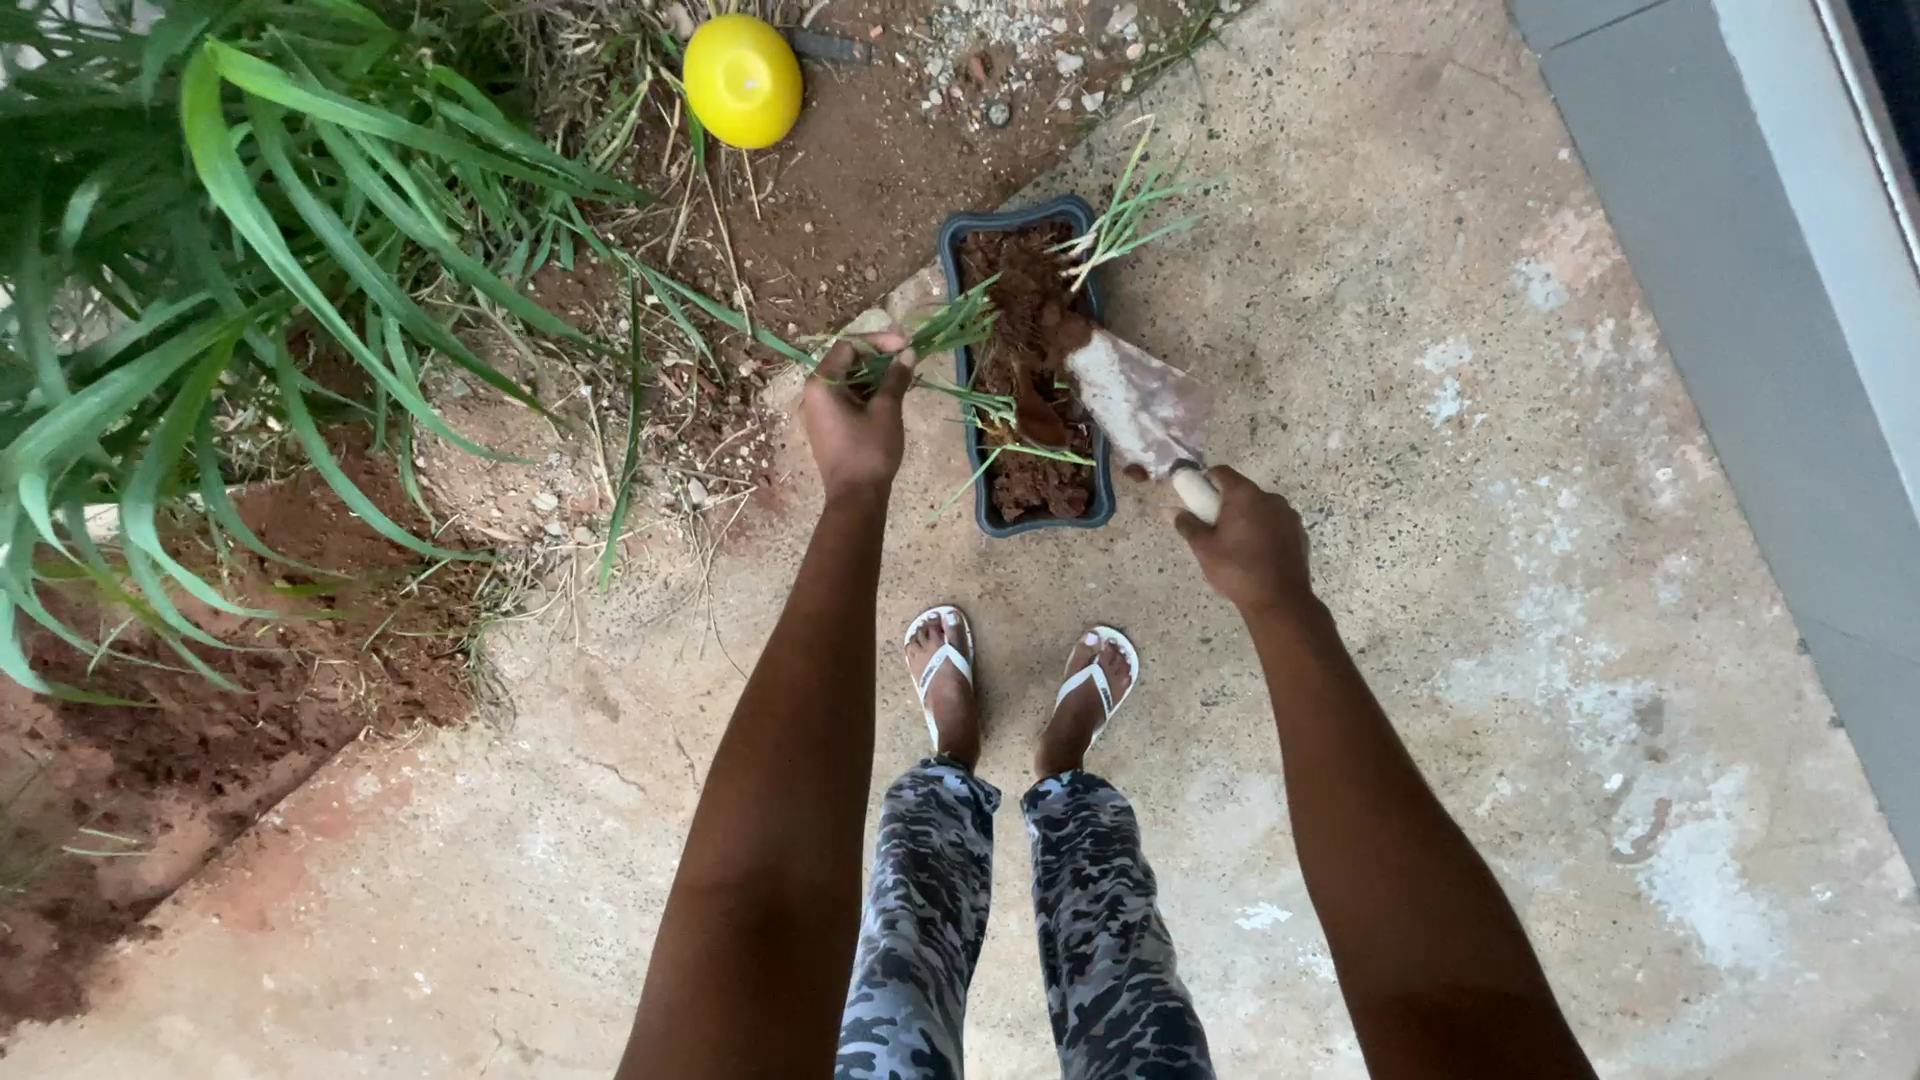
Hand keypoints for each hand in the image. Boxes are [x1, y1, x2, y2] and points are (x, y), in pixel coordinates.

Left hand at [802, 331, 915, 503]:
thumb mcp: (886, 410)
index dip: (878, 342)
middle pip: (846, 362)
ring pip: (847, 381)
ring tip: (902, 377)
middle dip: (877, 358)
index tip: (905, 345)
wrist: (855, 497)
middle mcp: (813, 393)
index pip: (849, 346)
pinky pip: (845, 399)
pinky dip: (866, 393)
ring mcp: (818, 411)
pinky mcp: (826, 426)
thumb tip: (908, 354)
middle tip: (905, 358)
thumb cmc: (869, 451)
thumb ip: (896, 378)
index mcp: (821, 383)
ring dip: (874, 376)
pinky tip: (889, 396)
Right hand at [1174, 466, 1317, 618]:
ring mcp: (1288, 515)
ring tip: (1235, 544)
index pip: (1221, 472)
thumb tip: (1170, 510)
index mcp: (1245, 495)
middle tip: (1212, 527)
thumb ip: (1187, 524)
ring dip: (1245, 517)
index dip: (1205, 480)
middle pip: (1241, 490)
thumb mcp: (1203, 548)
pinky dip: (1262, 530)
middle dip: (1225, 503)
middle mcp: (1270, 498)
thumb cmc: (1236, 569)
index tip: (1196, 499)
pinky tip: (1255, 553)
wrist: (1279, 600)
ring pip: (1259, 507)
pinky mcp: (1299, 532)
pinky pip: (1274, 523)